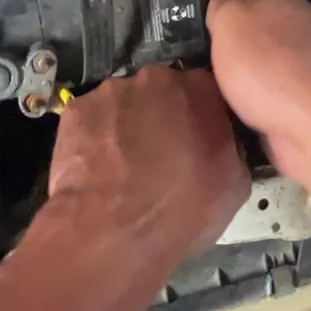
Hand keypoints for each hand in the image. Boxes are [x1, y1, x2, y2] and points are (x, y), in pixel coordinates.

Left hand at [47, 65, 249, 259]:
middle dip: (160, 115)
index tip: (196, 140)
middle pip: (161, 90)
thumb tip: (222, 143)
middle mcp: (157, 78)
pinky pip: (91, 119)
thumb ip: (230, 146)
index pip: (205, 90)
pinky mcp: (77, 109)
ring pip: (123, 103)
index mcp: (201, 89)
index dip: (199, 116)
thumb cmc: (183, 209)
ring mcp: (112, 91)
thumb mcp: (234, 183)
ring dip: (126, 124)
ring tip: (121, 166)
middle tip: (158, 154)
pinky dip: (94, 137)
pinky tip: (95, 169)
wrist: (115, 232)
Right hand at [207, 0, 310, 182]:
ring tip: (198, 62)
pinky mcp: (298, 93)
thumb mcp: (231, 21)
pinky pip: (263, 80)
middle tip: (191, 28)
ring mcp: (299, 58)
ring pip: (259, 47)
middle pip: (257, 9)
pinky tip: (223, 94)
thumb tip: (224, 4)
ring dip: (236, 54)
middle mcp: (293, 19)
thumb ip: (222, 5)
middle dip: (229, 17)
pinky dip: (245, 85)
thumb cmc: (269, 65)